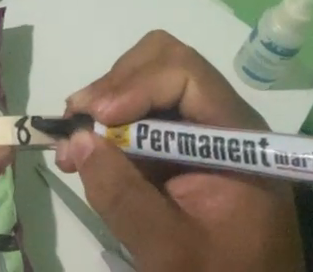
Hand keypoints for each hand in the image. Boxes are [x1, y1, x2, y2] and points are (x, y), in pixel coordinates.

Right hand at [55, 32, 303, 271]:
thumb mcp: (172, 251)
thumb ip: (125, 199)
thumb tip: (75, 140)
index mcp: (238, 138)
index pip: (185, 74)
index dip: (137, 84)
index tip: (99, 118)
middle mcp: (222, 119)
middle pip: (164, 61)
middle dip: (116, 85)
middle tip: (79, 118)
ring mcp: (201, 127)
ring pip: (147, 77)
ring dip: (106, 100)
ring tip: (74, 137)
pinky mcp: (181, 142)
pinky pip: (141, 107)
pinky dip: (108, 117)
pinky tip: (86, 147)